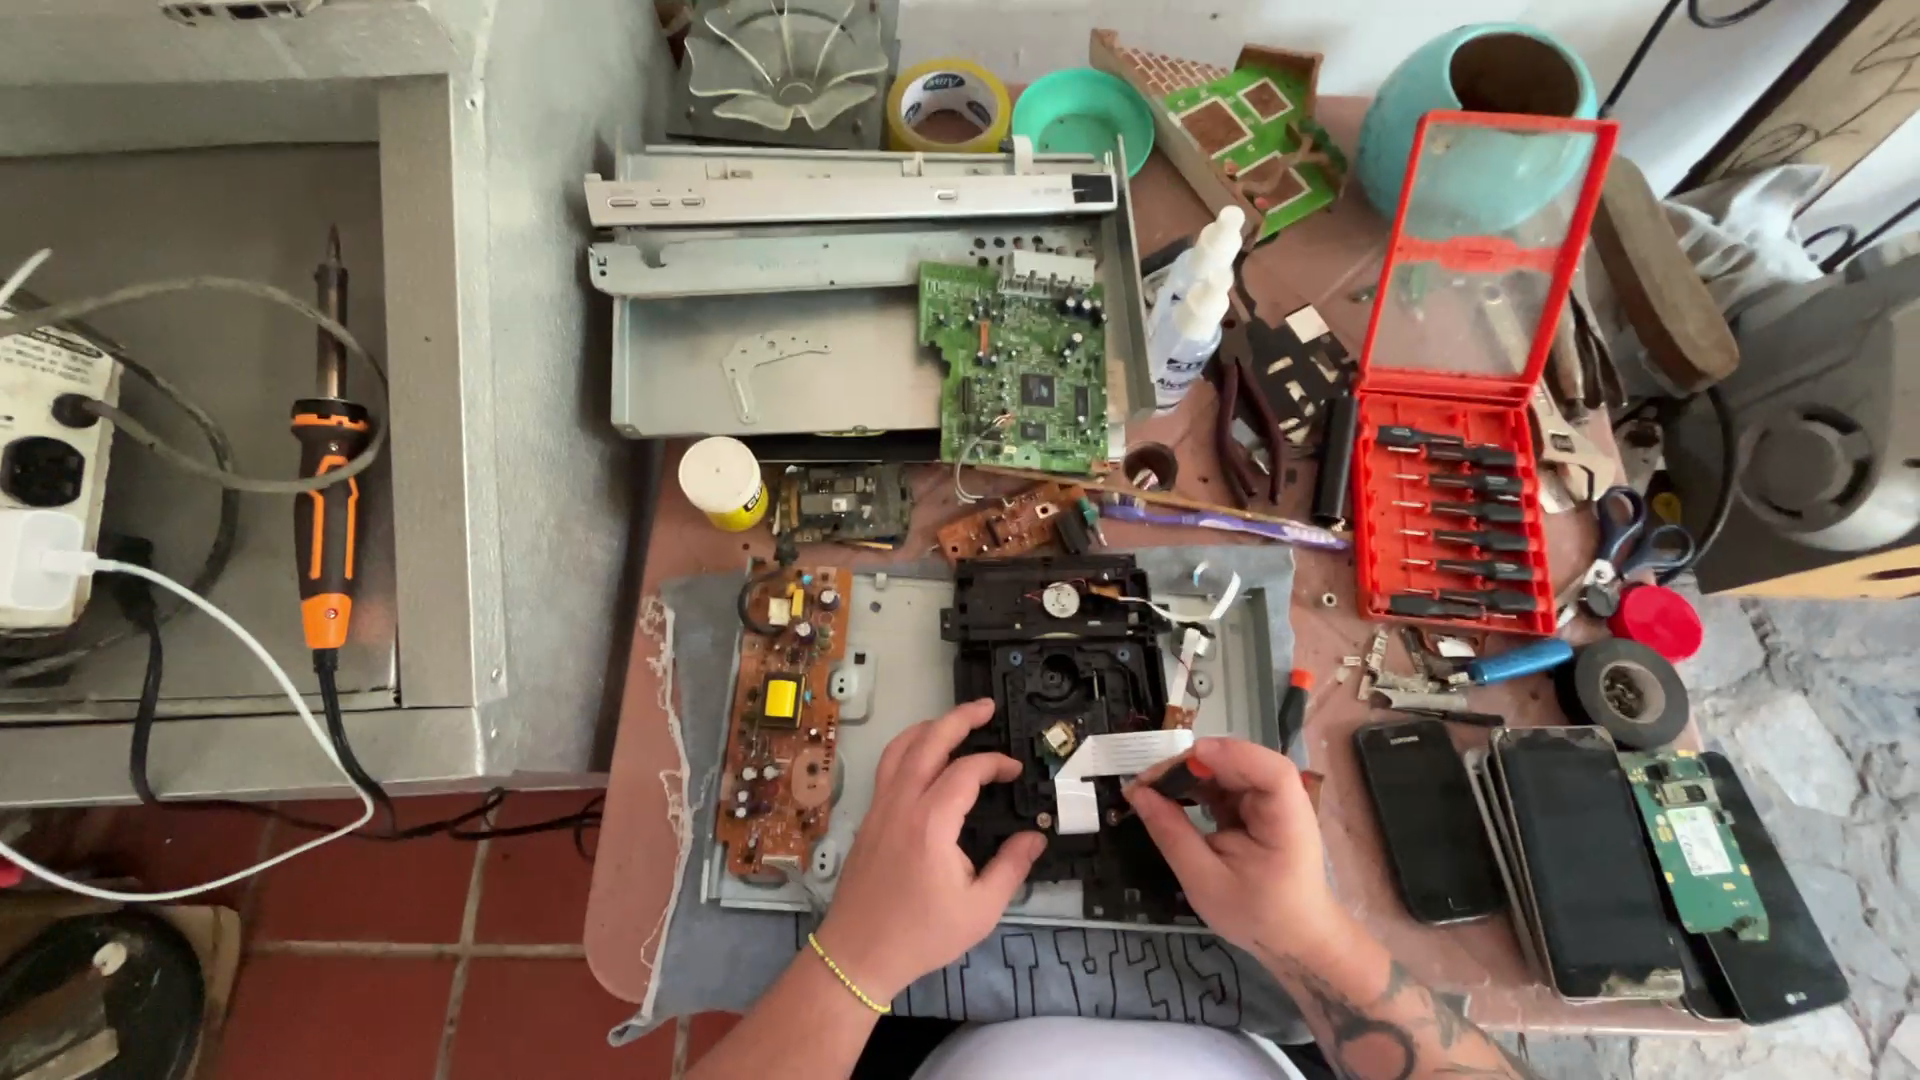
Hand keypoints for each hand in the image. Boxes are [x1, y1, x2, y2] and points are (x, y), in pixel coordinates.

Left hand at [815, 699, 1045, 1000]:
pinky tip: (921, 754)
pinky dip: (908, 746)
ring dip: (929, 726)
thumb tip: (1036, 838)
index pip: (966, 771)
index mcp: (931, 823)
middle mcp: (902, 803)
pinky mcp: (870, 816)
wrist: (858, 954)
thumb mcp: (979, 910)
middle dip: (959, 717)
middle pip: (929, 741)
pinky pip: (887, 765)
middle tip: (986, 707)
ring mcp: (880, 806)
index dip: (995, 763)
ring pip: (901, 747)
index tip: (1014, 770)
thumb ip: (1011, 868)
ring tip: (954, 721)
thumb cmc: (920, 935)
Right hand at [1125, 737, 1341, 955]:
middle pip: (1239, 762)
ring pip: (1224, 768)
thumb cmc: (1258, 916)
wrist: (1292, 937)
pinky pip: (1220, 782)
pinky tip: (1168, 796)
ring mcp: (1266, 799)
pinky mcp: (1252, 804)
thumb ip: (1173, 835)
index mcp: (1286, 821)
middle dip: (1192, 765)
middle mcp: (1282, 799)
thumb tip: (1138, 793)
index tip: (1189, 760)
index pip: (1272, 772)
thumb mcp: (1205, 882)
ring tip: (1151, 788)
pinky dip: (1192, 786)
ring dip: (1186, 773)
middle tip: (1148, 781)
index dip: (1232, 756)